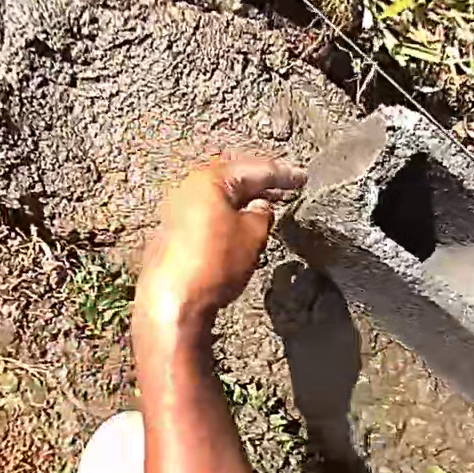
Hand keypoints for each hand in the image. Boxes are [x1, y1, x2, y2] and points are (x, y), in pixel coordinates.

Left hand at [135, 156, 307, 335]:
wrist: (172, 302)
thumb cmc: (214, 265)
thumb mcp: (253, 235)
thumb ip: (263, 214)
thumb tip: (260, 208)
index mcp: (209, 180)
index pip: (255, 170)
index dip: (283, 175)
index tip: (302, 178)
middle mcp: (187, 188)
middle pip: (232, 180)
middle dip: (260, 185)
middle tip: (287, 188)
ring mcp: (175, 210)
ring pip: (218, 199)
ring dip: (243, 202)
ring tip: (267, 207)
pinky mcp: (171, 233)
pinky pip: (206, 215)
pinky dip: (226, 216)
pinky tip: (239, 226)